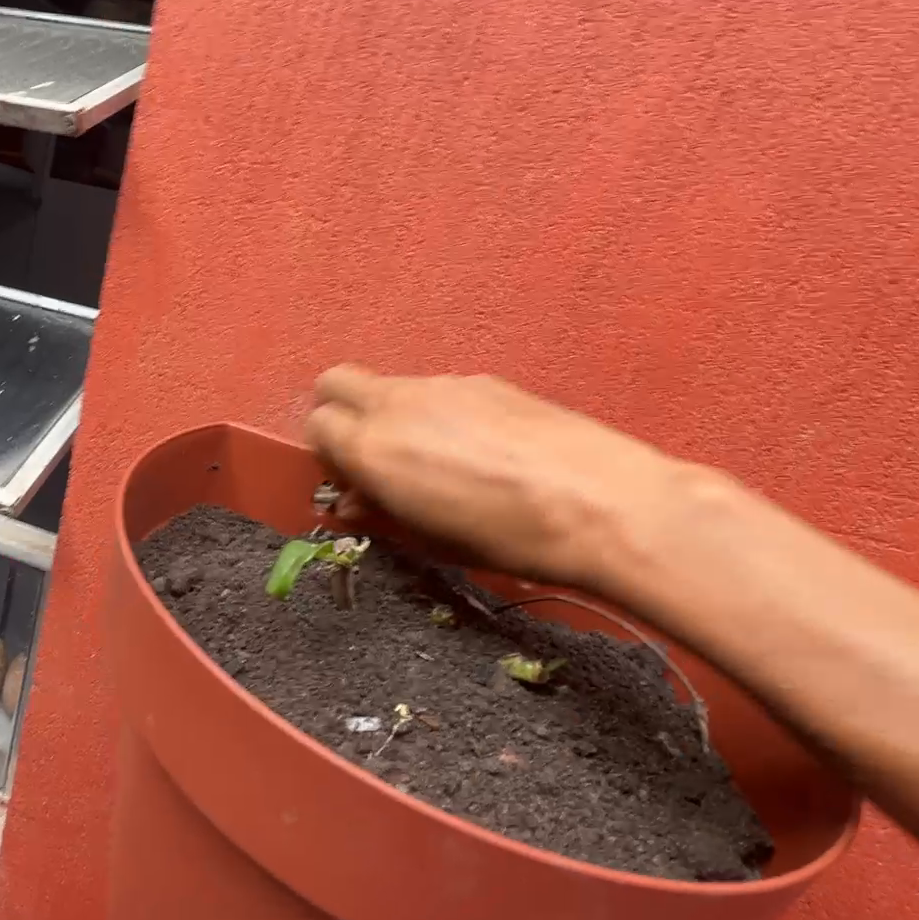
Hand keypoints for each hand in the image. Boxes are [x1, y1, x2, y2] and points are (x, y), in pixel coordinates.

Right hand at [304, 365, 700, 593]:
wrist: (601, 504)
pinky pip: (438, 389)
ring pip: (391, 385)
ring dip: (393, 413)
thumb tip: (355, 501)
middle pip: (335, 381)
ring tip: (436, 458)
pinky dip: (437, 411)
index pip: (317, 424)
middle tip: (367, 450)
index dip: (327, 451)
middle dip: (339, 410)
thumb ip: (380, 512)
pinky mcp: (483, 380)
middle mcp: (398, 404)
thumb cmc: (511, 538)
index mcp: (373, 448)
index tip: (348, 474)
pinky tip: (478, 448)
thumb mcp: (431, 539)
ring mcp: (442, 385)